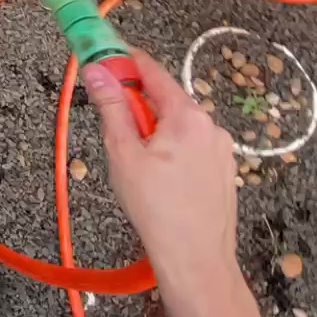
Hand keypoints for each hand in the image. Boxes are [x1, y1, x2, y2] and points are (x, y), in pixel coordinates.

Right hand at [83, 50, 263, 316]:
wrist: (197, 262)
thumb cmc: (159, 209)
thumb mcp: (122, 150)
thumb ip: (110, 105)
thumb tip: (95, 69)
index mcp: (188, 116)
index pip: (149, 68)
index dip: (119, 59)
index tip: (96, 54)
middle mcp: (210, 126)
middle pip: (161, 95)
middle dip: (131, 101)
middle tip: (110, 124)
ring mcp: (220, 149)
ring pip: (172, 121)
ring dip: (147, 126)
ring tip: (132, 158)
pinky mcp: (221, 169)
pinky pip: (186, 141)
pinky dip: (164, 144)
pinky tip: (153, 172)